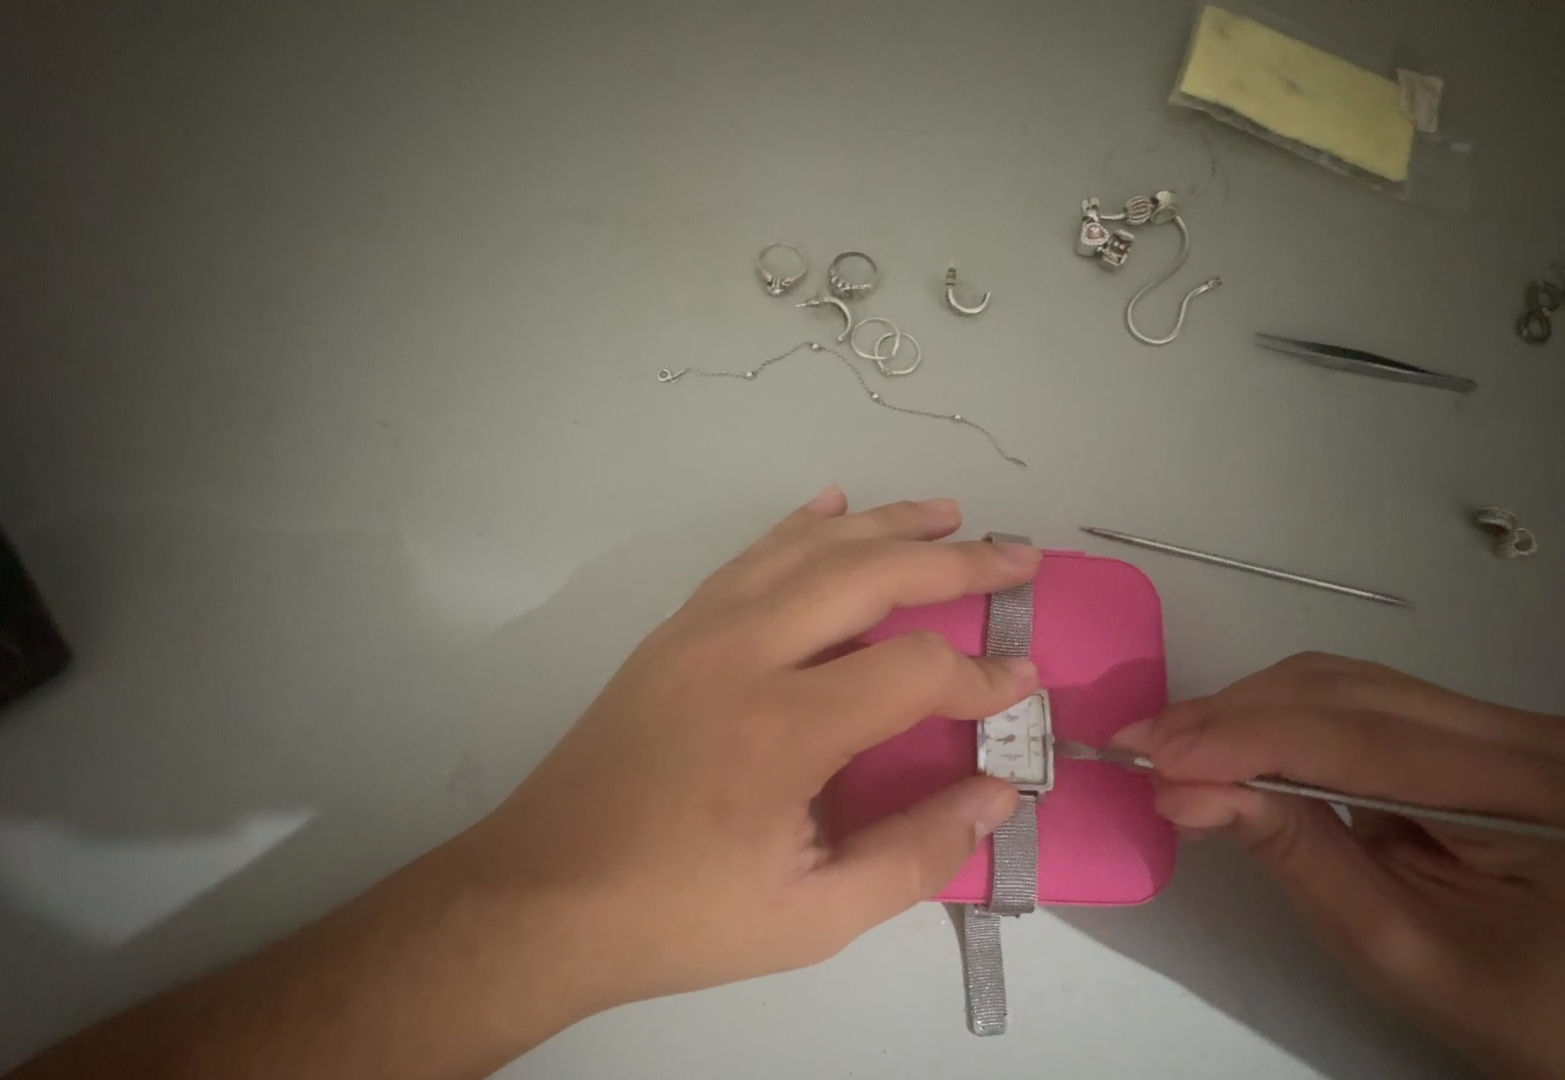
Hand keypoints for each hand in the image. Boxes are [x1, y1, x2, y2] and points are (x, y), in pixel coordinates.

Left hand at [461, 488, 1039, 1014]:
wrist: (541, 892)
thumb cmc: (680, 914)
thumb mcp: (813, 917)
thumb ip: (916, 852)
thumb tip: (996, 793)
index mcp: (783, 729)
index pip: (914, 672)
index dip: (980, 676)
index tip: (1022, 683)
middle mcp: (743, 652)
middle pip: (869, 575)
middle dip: (955, 563)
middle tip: (1017, 555)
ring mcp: (701, 628)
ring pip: (810, 548)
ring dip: (886, 524)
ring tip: (946, 513)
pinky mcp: (675, 629)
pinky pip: (752, 556)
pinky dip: (801, 524)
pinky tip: (834, 505)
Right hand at [1110, 652, 1564, 1078]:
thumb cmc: (1489, 994)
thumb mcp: (1384, 941)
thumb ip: (1288, 850)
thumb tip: (1180, 789)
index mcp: (1551, 803)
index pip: (1368, 744)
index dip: (1249, 740)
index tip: (1153, 752)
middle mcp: (1536, 736)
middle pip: (1346, 697)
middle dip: (1231, 718)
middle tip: (1143, 745)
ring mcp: (1500, 718)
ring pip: (1335, 682)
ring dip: (1241, 708)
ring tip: (1170, 742)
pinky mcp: (1458, 716)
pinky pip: (1342, 693)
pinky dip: (1268, 711)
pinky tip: (1220, 736)